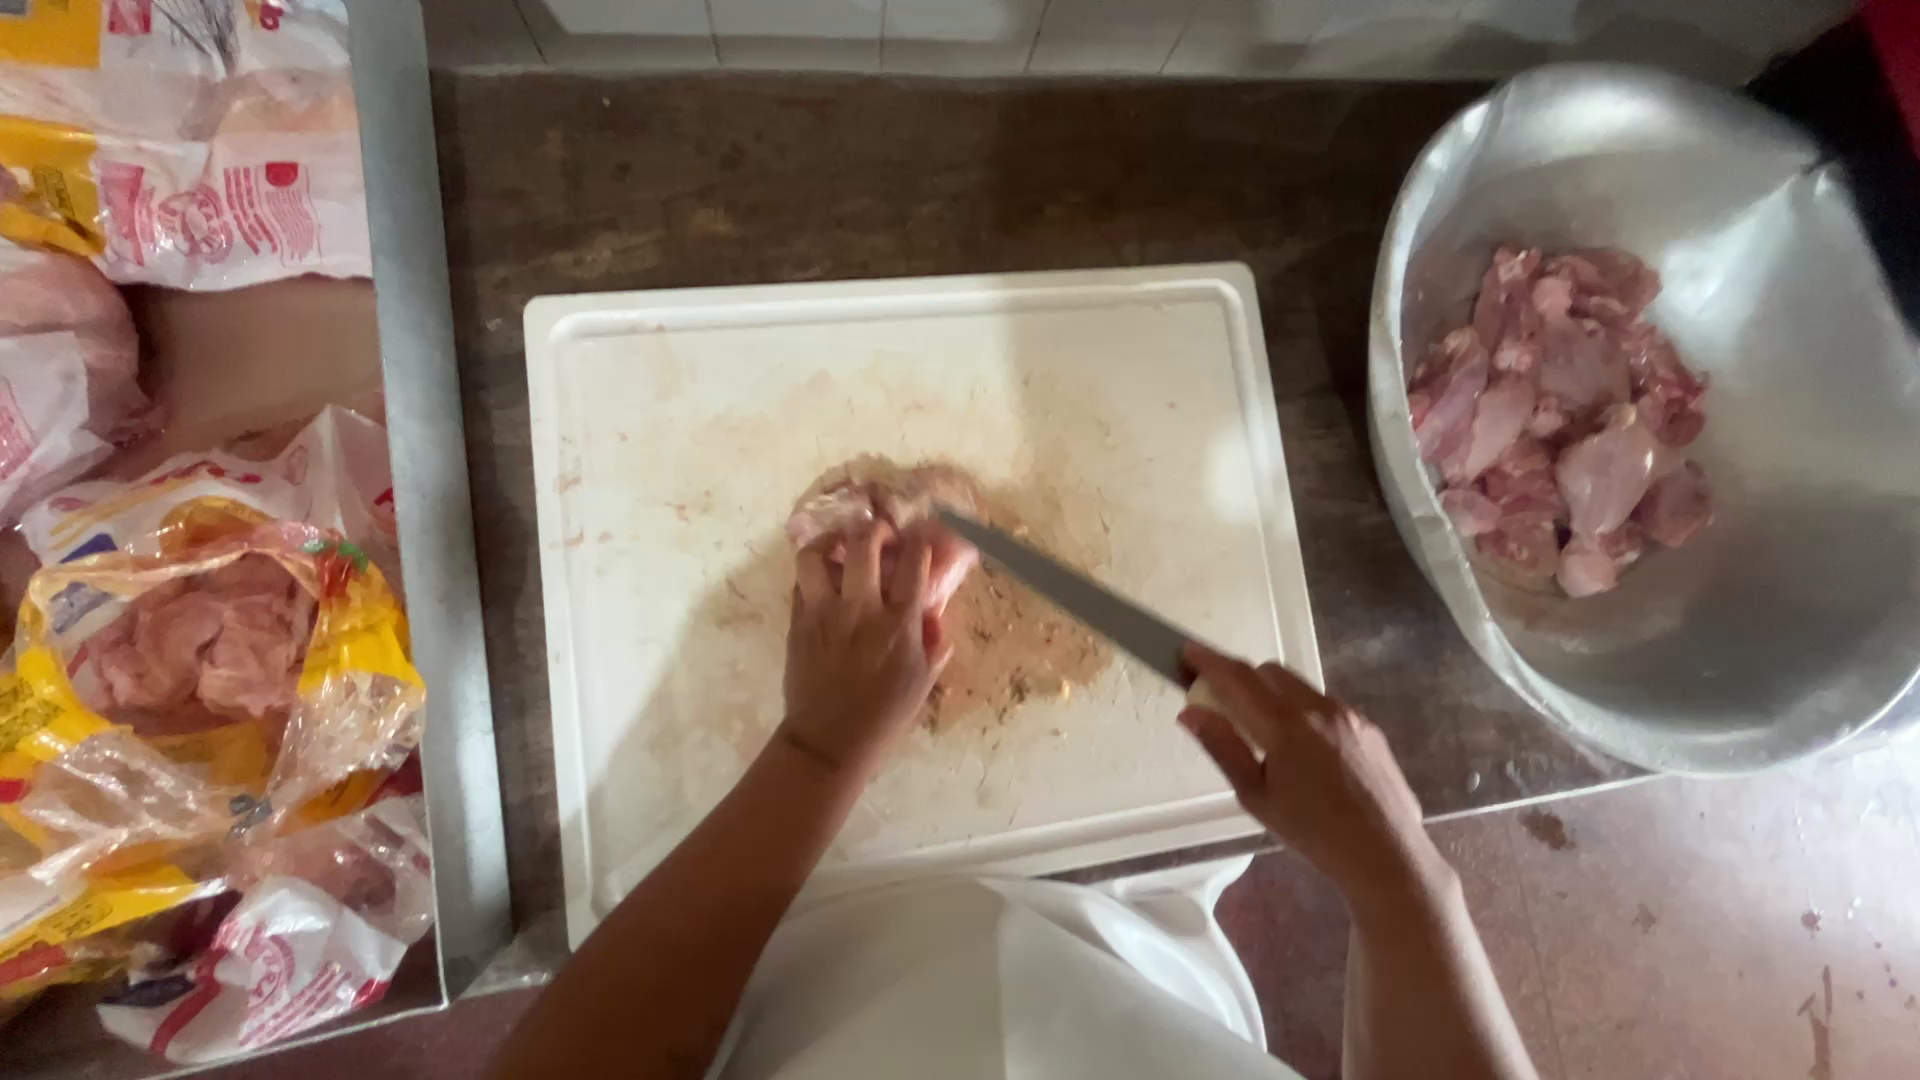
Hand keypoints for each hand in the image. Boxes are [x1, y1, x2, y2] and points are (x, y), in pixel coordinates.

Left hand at [781, 521, 953, 777]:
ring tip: (841, 543)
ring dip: (830, 540)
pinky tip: (825, 578)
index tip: (921, 535)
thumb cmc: (885, 715)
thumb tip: (935, 612)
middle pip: (863, 543)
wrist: (830, 741)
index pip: (914, 563)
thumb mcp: (924, 680)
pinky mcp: (797, 622)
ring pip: (816, 554)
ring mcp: (823, 612)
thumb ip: (934, 640)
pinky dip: (814, 572)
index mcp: (898, 623)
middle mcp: (860, 609)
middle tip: (881, 533)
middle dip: (875, 528)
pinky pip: (800, 582)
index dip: (919, 541)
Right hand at [1179, 643, 1446, 910]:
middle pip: (1268, 672)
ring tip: (1264, 732)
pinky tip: (1303, 750)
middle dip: (1241, 677)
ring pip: (1298, 685)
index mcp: (1286, 726)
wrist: (1388, 857)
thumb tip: (1190, 713)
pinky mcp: (1368, 727)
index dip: (1209, 660)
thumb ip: (1222, 747)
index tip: (1187, 650)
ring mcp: (1348, 715)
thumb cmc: (1312, 832)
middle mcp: (1319, 709)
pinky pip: (1323, 704)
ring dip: (1271, 693)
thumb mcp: (1255, 795)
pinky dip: (1300, 710)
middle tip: (1222, 701)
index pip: (1238, 678)